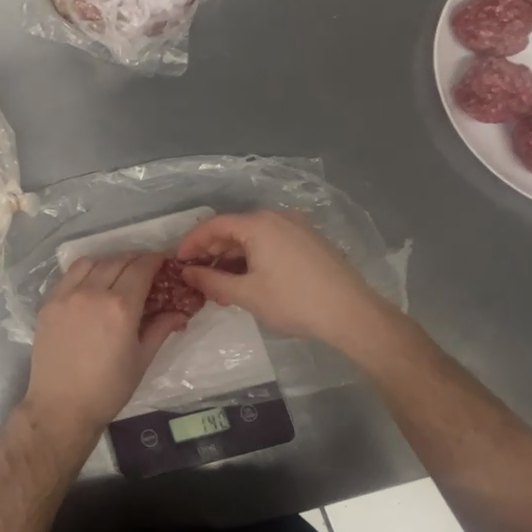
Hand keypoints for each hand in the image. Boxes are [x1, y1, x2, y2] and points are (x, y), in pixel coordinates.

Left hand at [23, 253, 185, 439]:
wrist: (61, 405)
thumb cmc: (108, 388)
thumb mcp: (141, 359)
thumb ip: (160, 329)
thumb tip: (180, 313)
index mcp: (120, 307)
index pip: (141, 268)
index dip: (155, 260)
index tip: (163, 261)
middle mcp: (92, 292)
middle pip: (117, 261)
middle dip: (136, 259)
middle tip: (146, 266)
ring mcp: (66, 295)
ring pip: (91, 262)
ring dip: (110, 260)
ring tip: (119, 271)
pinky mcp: (49, 302)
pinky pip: (69, 275)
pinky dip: (86, 270)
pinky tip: (93, 281)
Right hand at [176, 210, 397, 347]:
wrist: (352, 314)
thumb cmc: (294, 301)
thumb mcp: (246, 295)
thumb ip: (211, 282)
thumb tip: (188, 274)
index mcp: (258, 224)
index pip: (213, 225)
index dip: (191, 242)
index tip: (178, 262)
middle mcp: (277, 217)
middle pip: (233, 229)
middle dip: (212, 252)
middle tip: (199, 277)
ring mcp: (298, 227)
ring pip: (254, 237)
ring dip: (233, 257)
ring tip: (223, 285)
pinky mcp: (311, 241)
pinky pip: (272, 242)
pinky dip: (255, 257)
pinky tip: (251, 280)